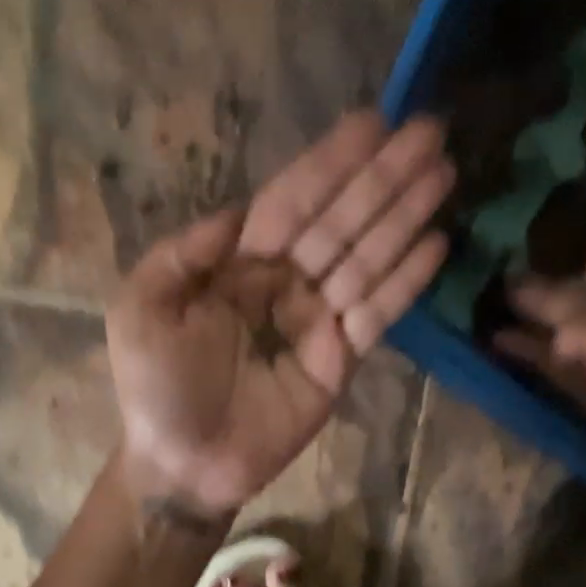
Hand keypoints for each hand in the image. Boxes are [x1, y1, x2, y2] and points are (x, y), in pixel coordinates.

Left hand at [108, 111, 453, 517]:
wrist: (184, 464)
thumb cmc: (156, 387)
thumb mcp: (142, 309)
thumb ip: (182, 254)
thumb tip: (238, 212)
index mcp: (236, 262)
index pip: (291, 202)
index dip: (329, 164)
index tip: (370, 123)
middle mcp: (283, 281)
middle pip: (339, 221)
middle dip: (382, 178)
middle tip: (429, 132)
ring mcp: (316, 320)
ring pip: (365, 259)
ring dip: (404, 217)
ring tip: (443, 174)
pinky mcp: (340, 360)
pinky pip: (376, 314)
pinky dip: (405, 282)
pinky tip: (436, 243)